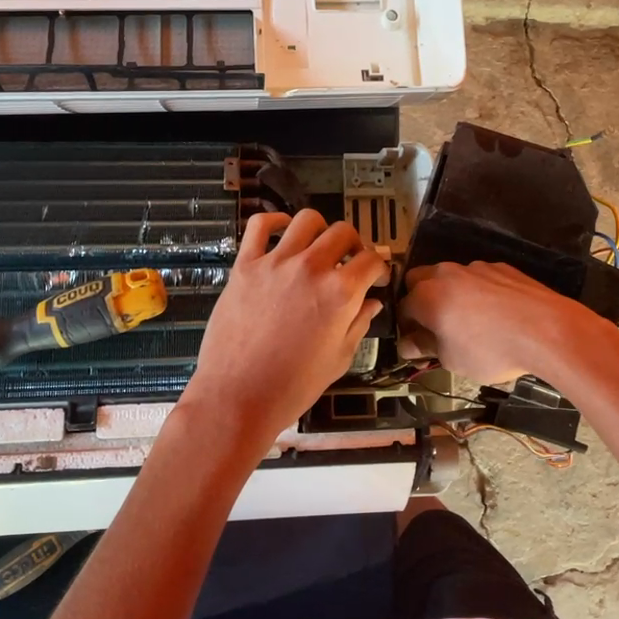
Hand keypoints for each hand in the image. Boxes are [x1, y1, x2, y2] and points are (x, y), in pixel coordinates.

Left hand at [179, 210, 387, 451]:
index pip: (372, 260)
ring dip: (319, 230)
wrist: (238, 397)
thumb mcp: (339, 359)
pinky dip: (274, 221)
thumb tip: (372, 303)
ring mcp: (276, 263)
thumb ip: (358, 324)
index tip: (376, 277)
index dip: (380, 268)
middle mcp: (311, 269)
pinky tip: (282, 231)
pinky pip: (259, 226)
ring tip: (317, 247)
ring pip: (306, 220)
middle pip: (343, 233)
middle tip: (349, 261)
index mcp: (340, 293)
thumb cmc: (292, 387)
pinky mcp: (245, 265)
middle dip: (353, 245)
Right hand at [399, 261, 618, 388]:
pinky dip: (479, 292)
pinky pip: (479, 278)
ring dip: (450, 294)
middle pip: (419, 280)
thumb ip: (425, 347)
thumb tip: (409, 343)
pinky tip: (496, 315)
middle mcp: (446, 274)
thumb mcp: (452, 360)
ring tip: (470, 322)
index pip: (402, 308)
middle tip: (435, 326)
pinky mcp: (502, 267)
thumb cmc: (492, 350)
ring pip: (451, 277)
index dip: (406, 328)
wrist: (547, 330)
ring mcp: (476, 267)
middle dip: (420, 300)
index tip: (416, 344)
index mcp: (427, 296)